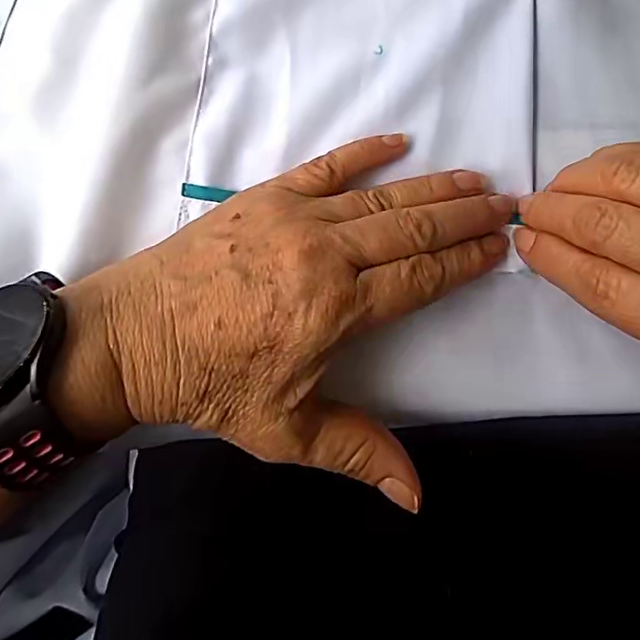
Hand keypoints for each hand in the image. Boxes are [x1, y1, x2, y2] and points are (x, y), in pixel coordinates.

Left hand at [49, 134, 514, 510]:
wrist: (135, 334)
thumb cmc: (208, 383)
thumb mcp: (283, 432)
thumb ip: (355, 451)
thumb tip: (418, 498)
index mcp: (335, 309)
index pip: (419, 278)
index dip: (462, 262)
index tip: (498, 246)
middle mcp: (322, 254)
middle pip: (410, 229)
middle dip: (462, 217)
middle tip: (505, 204)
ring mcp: (291, 218)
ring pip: (378, 197)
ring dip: (430, 187)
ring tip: (472, 179)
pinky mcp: (261, 197)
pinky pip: (322, 167)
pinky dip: (361, 153)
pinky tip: (396, 141)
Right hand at [513, 141, 639, 398]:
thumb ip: (629, 302)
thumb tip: (559, 250)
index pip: (603, 281)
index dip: (552, 255)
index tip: (524, 239)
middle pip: (609, 225)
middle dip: (553, 212)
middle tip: (528, 209)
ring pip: (629, 177)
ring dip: (577, 179)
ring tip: (558, 189)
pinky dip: (615, 161)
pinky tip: (597, 173)